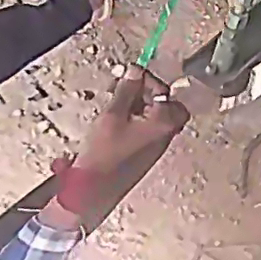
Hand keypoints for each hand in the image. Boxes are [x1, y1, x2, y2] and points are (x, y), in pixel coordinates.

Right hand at [48, 65, 189, 226]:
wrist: (93, 190)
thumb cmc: (103, 153)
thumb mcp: (112, 115)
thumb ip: (126, 90)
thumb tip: (134, 70)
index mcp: (164, 121)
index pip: (161, 89)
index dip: (144, 78)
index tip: (125, 72)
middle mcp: (167, 131)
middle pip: (164, 100)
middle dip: (144, 90)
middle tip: (120, 86)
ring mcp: (159, 142)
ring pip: (156, 112)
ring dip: (138, 102)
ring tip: (114, 102)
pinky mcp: (148, 149)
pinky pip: (148, 125)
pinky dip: (135, 116)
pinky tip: (116, 117)